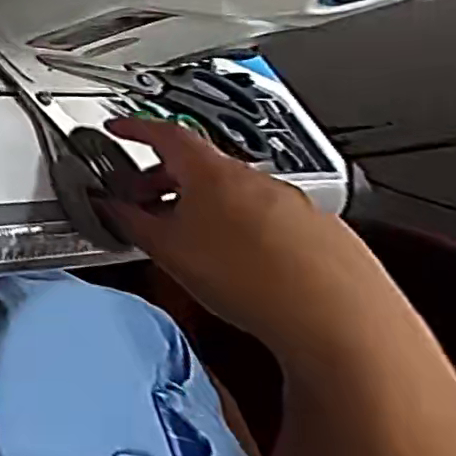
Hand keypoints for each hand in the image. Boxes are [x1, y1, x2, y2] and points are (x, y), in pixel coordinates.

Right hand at [102, 117, 410, 365]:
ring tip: (188, 237)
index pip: (166, 134)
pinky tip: (237, 261)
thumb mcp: (164, 248)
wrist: (345, 328)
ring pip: (236, 191)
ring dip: (204, 203)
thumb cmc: (255, 283)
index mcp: (214, 173)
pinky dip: (244, 226)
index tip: (121, 128)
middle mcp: (259, 181)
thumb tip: (110, 208)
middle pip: (200, 164)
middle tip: (142, 197)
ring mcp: (299, 206)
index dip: (136, 128)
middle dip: (164, 177)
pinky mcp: (328, 234)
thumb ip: (127, 219)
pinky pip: (272, 217)